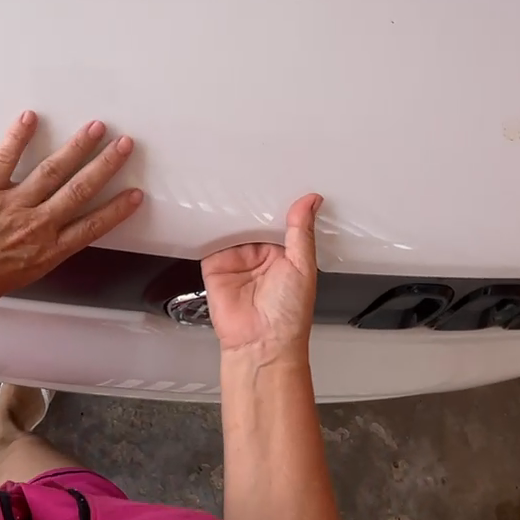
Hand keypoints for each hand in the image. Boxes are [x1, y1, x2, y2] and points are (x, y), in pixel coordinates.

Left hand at [0, 111, 143, 317]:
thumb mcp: (21, 276)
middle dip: (105, 166)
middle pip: (80, 190)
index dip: (116, 209)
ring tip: (95, 129)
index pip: (92, 226)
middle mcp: (37, 225)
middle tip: (124, 145)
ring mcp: (13, 205)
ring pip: (52, 171)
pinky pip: (5, 158)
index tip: (135, 194)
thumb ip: (39, 252)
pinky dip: (19, 137)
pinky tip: (31, 118)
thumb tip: (47, 238)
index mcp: (48, 250)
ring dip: (77, 148)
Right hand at [201, 194, 323, 363]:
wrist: (260, 344)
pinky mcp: (214, 264)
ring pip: (231, 226)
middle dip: (251, 202)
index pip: (279, 219)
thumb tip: (311, 202)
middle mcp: (259, 254)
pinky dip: (209, 226)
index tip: (279, 178)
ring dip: (230, 212)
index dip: (278, 202)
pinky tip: (211, 212)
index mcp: (284, 253)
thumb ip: (301, 232)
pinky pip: (209, 239)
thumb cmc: (288, 317)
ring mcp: (236, 259)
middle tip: (250, 175)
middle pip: (252, 219)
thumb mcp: (302, 267)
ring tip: (229, 186)